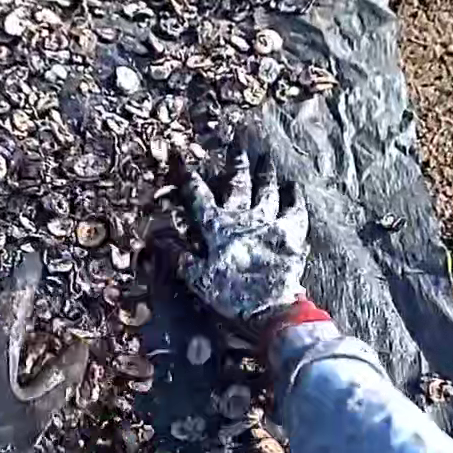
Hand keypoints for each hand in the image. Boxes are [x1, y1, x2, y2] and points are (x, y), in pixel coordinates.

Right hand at [182, 148, 311, 329]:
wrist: (270, 306)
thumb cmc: (230, 294)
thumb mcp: (198, 278)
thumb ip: (180, 256)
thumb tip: (158, 238)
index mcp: (216, 228)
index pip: (199, 197)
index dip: (189, 178)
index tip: (183, 159)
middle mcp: (242, 217)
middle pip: (238, 184)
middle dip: (236, 164)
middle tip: (238, 146)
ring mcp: (269, 222)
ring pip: (267, 190)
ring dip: (265, 174)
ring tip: (266, 159)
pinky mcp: (291, 233)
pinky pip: (294, 210)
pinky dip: (294, 198)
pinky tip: (294, 188)